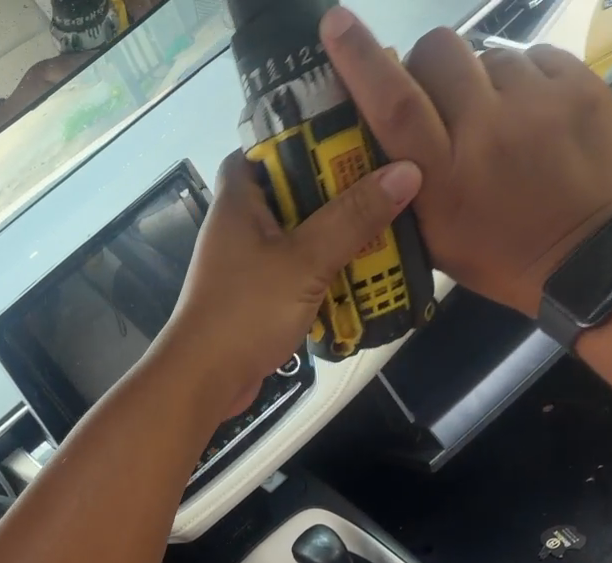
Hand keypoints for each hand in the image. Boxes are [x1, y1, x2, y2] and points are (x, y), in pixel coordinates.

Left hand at [157, 152, 420, 415]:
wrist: (203, 381)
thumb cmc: (245, 313)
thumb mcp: (305, 260)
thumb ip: (353, 217)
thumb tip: (407, 169)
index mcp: (238, 202)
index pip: (260, 147)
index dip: (298, 135)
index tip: (345, 132)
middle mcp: (238, 228)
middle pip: (288, 191)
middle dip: (333, 187)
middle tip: (384, 177)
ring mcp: (245, 266)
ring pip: (296, 235)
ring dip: (333, 234)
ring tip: (386, 220)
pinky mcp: (255, 299)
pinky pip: (295, 273)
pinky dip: (323, 271)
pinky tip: (362, 271)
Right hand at [320, 10, 611, 315]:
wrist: (596, 255)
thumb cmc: (502, 258)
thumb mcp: (437, 239)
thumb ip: (407, 186)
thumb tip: (390, 131)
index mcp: (439, 178)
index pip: (393, 103)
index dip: (360, 59)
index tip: (336, 22)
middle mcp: (483, 129)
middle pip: (438, 52)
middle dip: (427, 62)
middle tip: (439, 93)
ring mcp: (536, 102)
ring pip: (488, 54)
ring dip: (482, 78)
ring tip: (499, 117)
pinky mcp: (580, 85)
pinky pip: (535, 57)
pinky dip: (525, 79)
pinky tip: (534, 113)